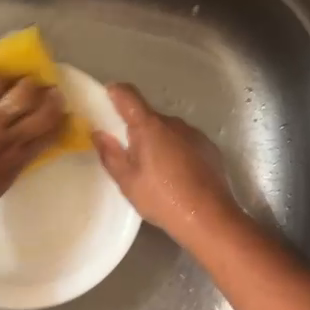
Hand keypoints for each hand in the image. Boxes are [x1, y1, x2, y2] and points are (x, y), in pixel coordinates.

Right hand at [93, 83, 241, 242]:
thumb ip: (110, 154)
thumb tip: (99, 133)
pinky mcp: (209, 148)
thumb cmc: (161, 198)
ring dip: (158, 141)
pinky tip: (177, 176)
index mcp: (150, 126)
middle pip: (149, 116)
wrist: (209, 218)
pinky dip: (177, 151)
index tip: (106, 98)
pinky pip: (185, 142)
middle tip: (128, 155)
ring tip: (155, 171)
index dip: (115, 92)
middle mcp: (174, 123)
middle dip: (136, 129)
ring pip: (168, 130)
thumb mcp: (127, 181)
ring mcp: (195, 134)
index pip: (128, 95)